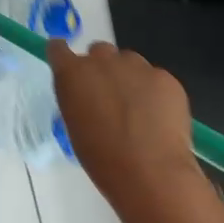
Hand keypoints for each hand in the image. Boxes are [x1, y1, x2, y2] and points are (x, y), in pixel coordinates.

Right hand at [48, 39, 196, 201]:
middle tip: (112, 98)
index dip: (64, 57)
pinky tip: (162, 120)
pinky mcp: (165, 78)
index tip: (71, 70)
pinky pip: (157, 79)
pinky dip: (157, 94)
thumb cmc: (103, 158)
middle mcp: (101, 60)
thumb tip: (87, 95)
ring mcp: (135, 66)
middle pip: (99, 51)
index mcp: (71, 72)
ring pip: (130, 63)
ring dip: (131, 78)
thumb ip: (77, 97)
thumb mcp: (75, 124)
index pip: (58, 48)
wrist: (151, 174)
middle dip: (103, 69)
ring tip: (142, 111)